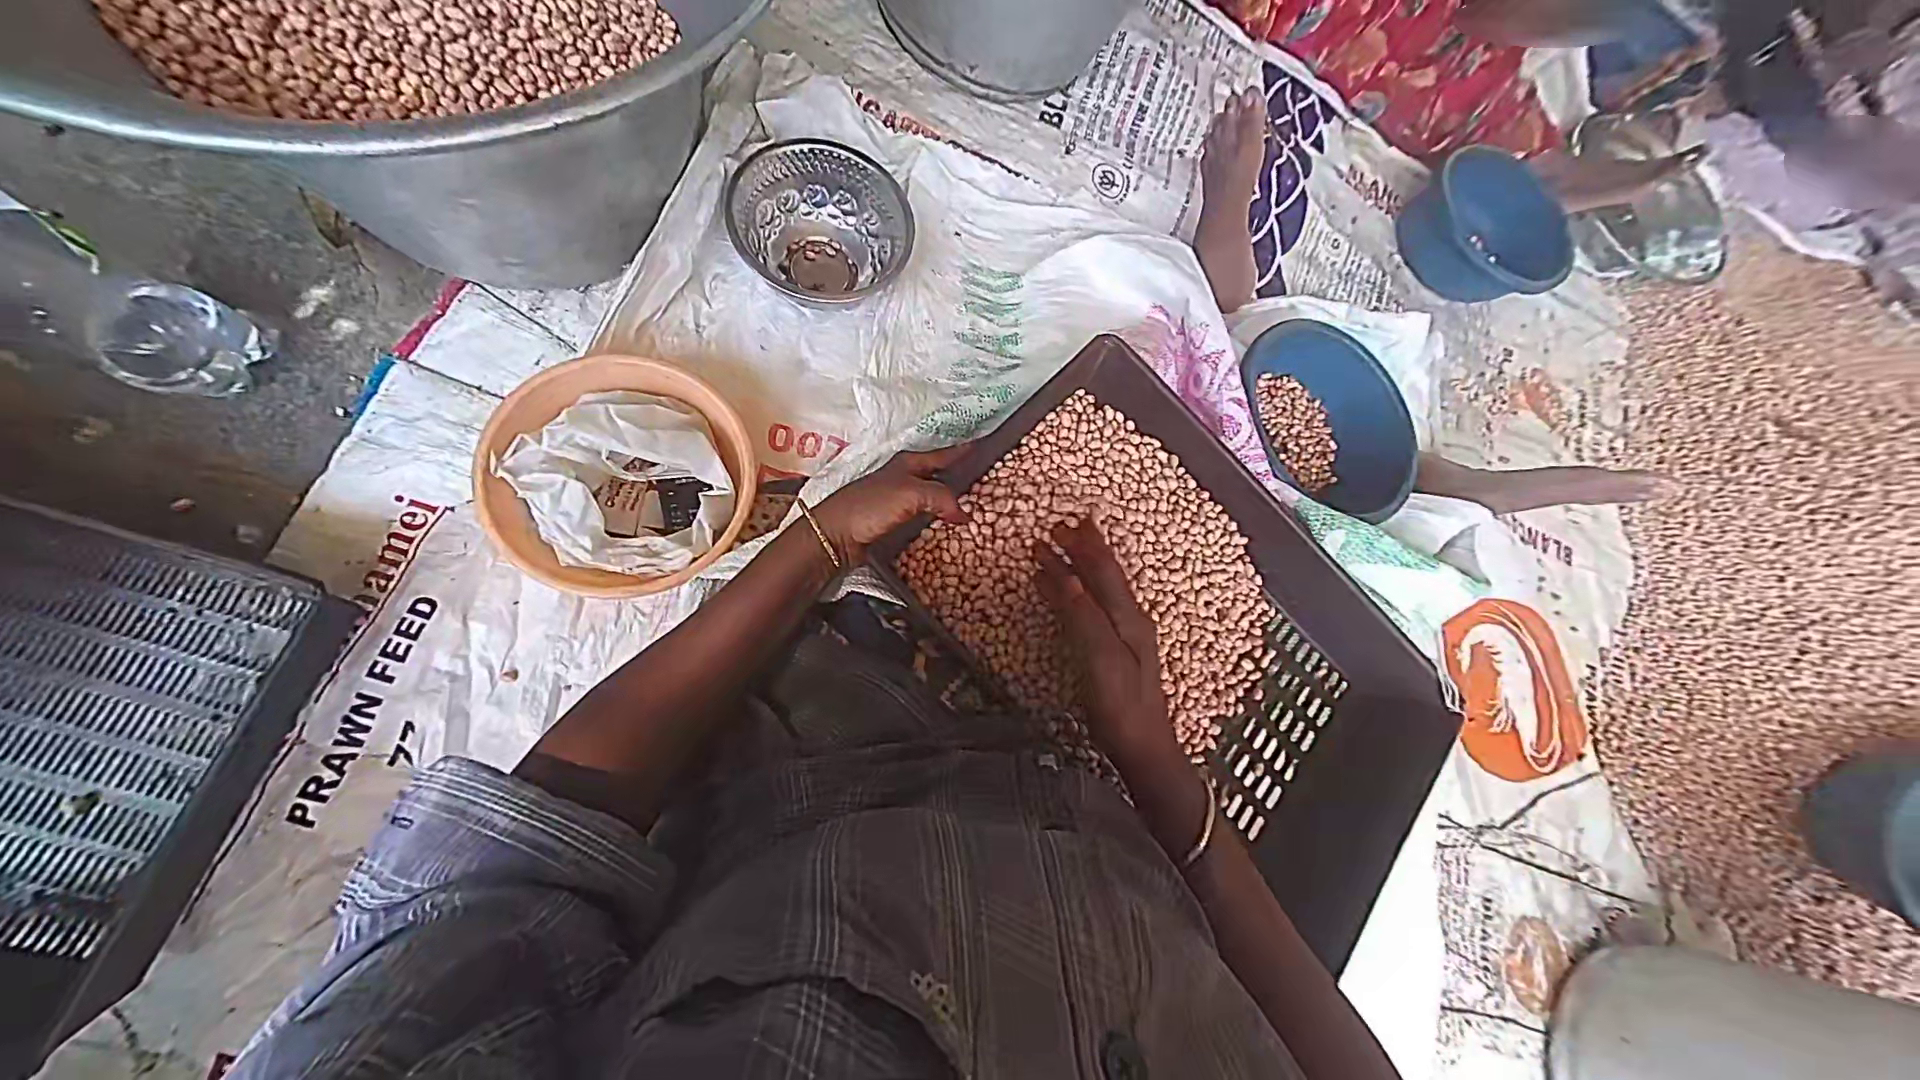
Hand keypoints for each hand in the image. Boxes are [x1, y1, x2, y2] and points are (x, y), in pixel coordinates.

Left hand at [810, 446, 970, 563]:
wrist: (835, 534)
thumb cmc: (870, 506)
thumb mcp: (911, 494)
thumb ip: (942, 498)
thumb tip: (965, 513)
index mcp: (909, 463)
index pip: (944, 454)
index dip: (965, 450)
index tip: (985, 446)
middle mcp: (905, 477)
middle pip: (940, 475)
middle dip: (962, 477)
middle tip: (987, 484)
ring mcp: (899, 500)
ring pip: (933, 497)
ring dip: (951, 502)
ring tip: (975, 508)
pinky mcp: (894, 521)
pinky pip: (925, 517)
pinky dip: (939, 520)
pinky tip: (949, 528)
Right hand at [1034, 519, 1180, 769]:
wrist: (1143, 746)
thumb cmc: (1122, 706)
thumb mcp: (1102, 658)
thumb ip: (1084, 616)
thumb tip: (1065, 576)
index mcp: (1128, 617)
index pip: (1102, 571)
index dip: (1082, 547)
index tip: (1060, 526)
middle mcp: (1129, 619)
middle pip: (1104, 574)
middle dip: (1083, 549)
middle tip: (1060, 528)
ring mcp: (1124, 634)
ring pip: (1099, 589)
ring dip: (1079, 567)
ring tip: (1061, 549)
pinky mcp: (1114, 649)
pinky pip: (1092, 608)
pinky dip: (1075, 592)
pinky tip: (1065, 593)